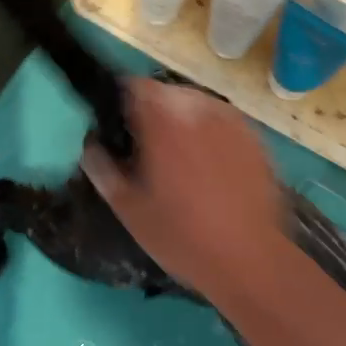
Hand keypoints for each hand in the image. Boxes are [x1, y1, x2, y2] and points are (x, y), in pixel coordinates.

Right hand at [81, 80, 289, 298]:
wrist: (249, 259)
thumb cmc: (181, 236)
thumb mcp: (129, 208)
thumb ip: (103, 169)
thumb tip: (91, 146)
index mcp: (163, 119)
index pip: (133, 86)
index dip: (120, 102)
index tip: (116, 127)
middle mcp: (198, 108)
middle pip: (166, 93)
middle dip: (152, 111)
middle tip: (144, 147)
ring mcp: (232, 120)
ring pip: (196, 105)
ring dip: (182, 120)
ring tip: (177, 156)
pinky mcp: (255, 137)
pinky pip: (223, 123)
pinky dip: (210, 133)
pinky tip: (209, 165)